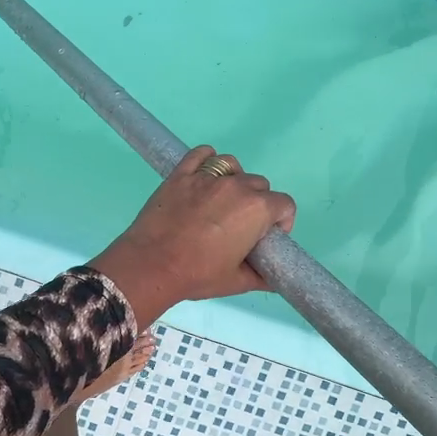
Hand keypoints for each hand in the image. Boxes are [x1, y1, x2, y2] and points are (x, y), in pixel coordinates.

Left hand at [90, 146, 296, 326]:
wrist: (152, 264)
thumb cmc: (198, 274)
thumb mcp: (238, 281)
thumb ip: (262, 276)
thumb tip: (273, 277)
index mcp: (256, 209)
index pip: (284, 204)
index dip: (280, 221)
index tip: (267, 236)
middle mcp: (234, 186)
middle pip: (258, 185)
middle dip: (257, 202)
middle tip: (241, 224)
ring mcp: (205, 178)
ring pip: (232, 166)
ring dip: (234, 179)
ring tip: (222, 199)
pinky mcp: (179, 175)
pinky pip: (199, 154)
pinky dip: (206, 158)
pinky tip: (205, 173)